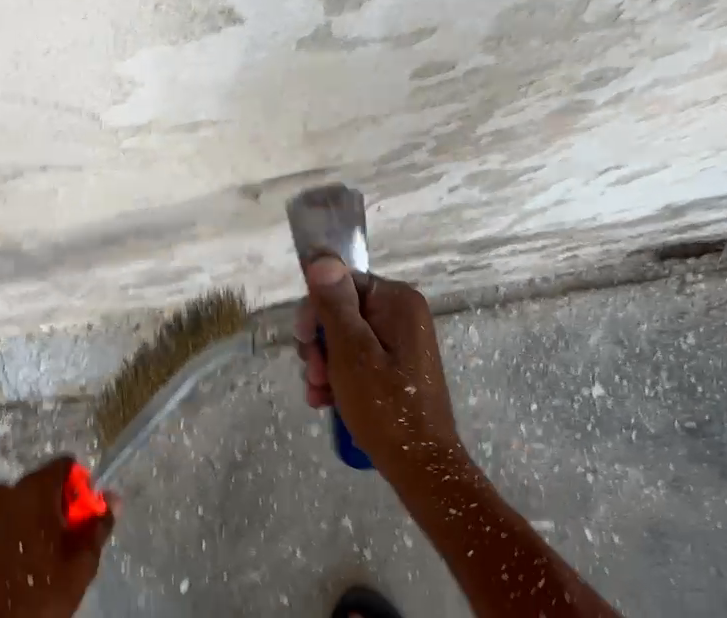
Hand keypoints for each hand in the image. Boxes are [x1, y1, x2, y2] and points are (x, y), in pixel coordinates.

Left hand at [0, 456, 113, 617]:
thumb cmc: (40, 595)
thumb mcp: (81, 564)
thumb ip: (98, 525)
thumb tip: (114, 498)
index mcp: (33, 492)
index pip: (63, 466)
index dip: (78, 485)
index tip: (82, 512)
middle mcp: (2, 493)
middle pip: (35, 486)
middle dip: (51, 506)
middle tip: (60, 542)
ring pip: (10, 507)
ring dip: (24, 521)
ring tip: (32, 558)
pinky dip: (0, 537)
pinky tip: (7, 566)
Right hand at [294, 257, 463, 470]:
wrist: (421, 468)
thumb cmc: (386, 407)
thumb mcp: (351, 351)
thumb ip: (333, 303)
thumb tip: (321, 257)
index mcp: (398, 302)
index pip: (341, 283)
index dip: (316, 311)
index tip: (304, 341)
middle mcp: (402, 315)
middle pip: (339, 312)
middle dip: (319, 344)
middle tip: (315, 374)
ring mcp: (400, 342)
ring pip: (343, 338)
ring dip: (324, 365)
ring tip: (319, 394)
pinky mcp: (396, 368)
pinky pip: (356, 359)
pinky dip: (338, 378)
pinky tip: (326, 401)